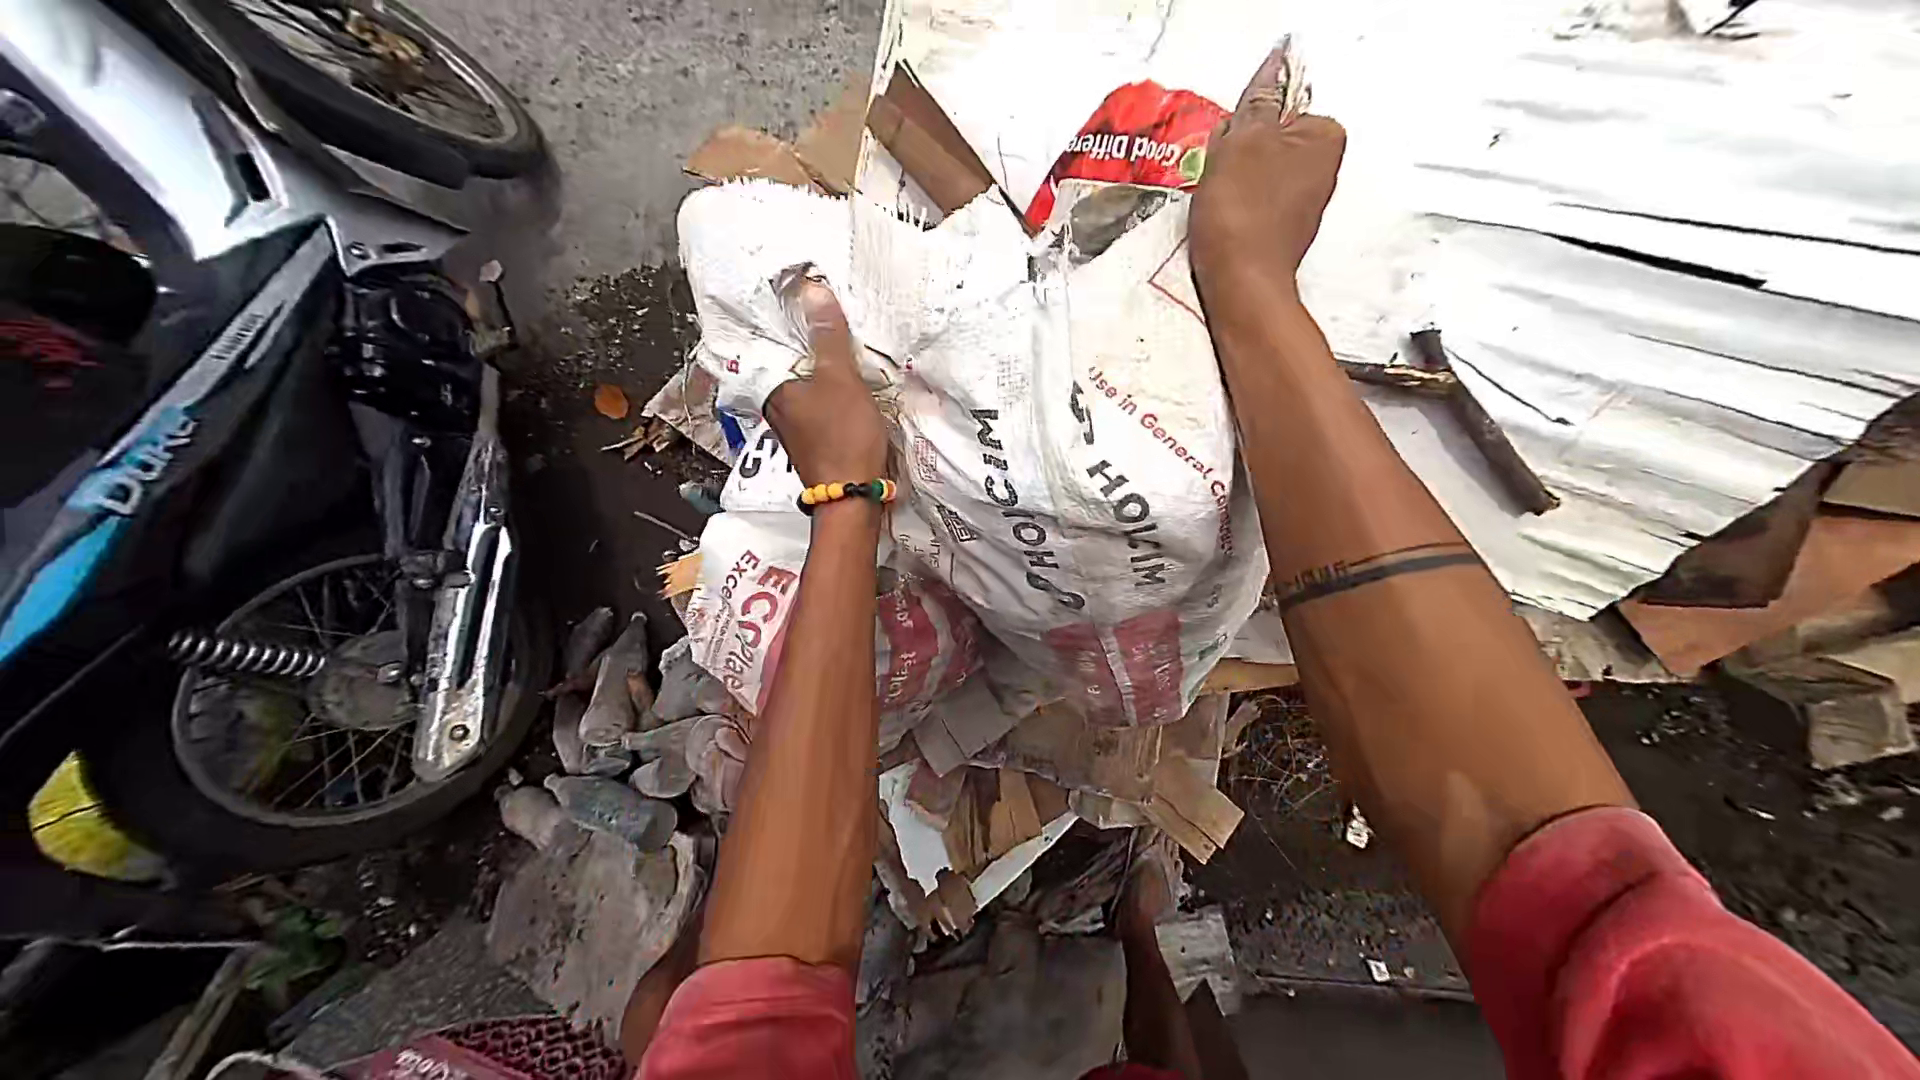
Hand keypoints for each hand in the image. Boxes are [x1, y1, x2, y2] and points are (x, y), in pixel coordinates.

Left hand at [764, 278, 888, 487]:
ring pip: (809, 384)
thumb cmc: (842, 434)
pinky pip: (821, 402)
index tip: (811, 300)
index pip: (776, 341)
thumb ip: (828, 336)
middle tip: (834, 317)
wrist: (853, 493)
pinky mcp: (814, 438)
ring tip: (847, 344)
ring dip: (826, 368)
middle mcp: (775, 405)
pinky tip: (850, 383)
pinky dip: (833, 390)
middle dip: (812, 344)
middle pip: (794, 363)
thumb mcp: (840, 378)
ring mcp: (794, 425)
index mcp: (771, 387)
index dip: (794, 320)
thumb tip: (813, 289)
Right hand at [1189, 45, 1345, 301]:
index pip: (1276, 110)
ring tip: (1216, 207)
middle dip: (1236, 158)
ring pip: (1252, 180)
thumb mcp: (1242, 142)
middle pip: (1265, 145)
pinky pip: (1247, 210)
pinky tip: (1220, 227)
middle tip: (1218, 178)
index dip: (1242, 126)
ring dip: (1228, 188)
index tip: (1226, 148)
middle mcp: (1321, 172)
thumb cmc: (1243, 215)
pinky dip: (1230, 215)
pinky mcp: (1276, 236)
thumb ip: (1255, 103)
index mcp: (1324, 137)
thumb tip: (1268, 74)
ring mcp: (1299, 207)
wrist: (1239, 285)